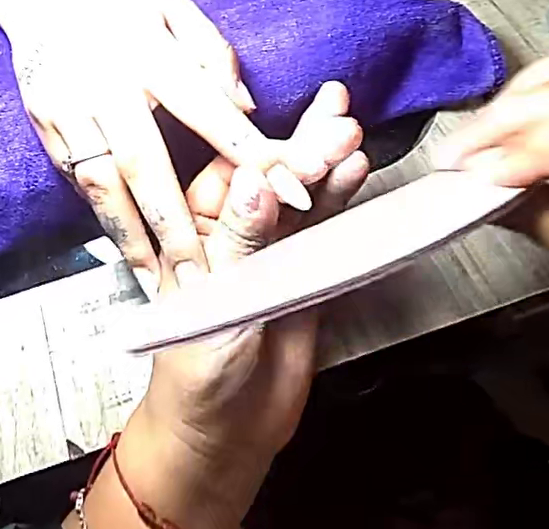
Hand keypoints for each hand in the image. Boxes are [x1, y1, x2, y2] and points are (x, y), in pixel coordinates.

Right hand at [0, 0, 307, 287]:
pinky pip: (73, 172)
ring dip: (129, 234)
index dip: (251, 156)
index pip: (208, 112)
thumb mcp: (172, 4)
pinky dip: (98, 209)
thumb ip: (212, 53)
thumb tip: (244, 106)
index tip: (290, 195)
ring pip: (100, 181)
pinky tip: (119, 235)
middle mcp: (105, 84)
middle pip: (144, 164)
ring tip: (156, 277)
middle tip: (206, 279)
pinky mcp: (42, 119)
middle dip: (177, 227)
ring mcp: (66, 105)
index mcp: (147, 53)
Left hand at [94, 83, 364, 528]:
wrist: (225, 434)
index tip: (305, 136)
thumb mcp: (214, 304)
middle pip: (270, 174)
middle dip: (303, 144)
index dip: (270, 154)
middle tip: (338, 114)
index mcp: (192, 223)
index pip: (233, 174)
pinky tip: (356, 174)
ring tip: (352, 132)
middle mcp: (231, 226)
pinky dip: (341, 202)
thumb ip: (237, 243)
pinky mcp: (302, 271)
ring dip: (326, 164)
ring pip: (300, 195)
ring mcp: (270, 246)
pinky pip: (323, 230)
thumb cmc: (194, 370)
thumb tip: (255, 179)